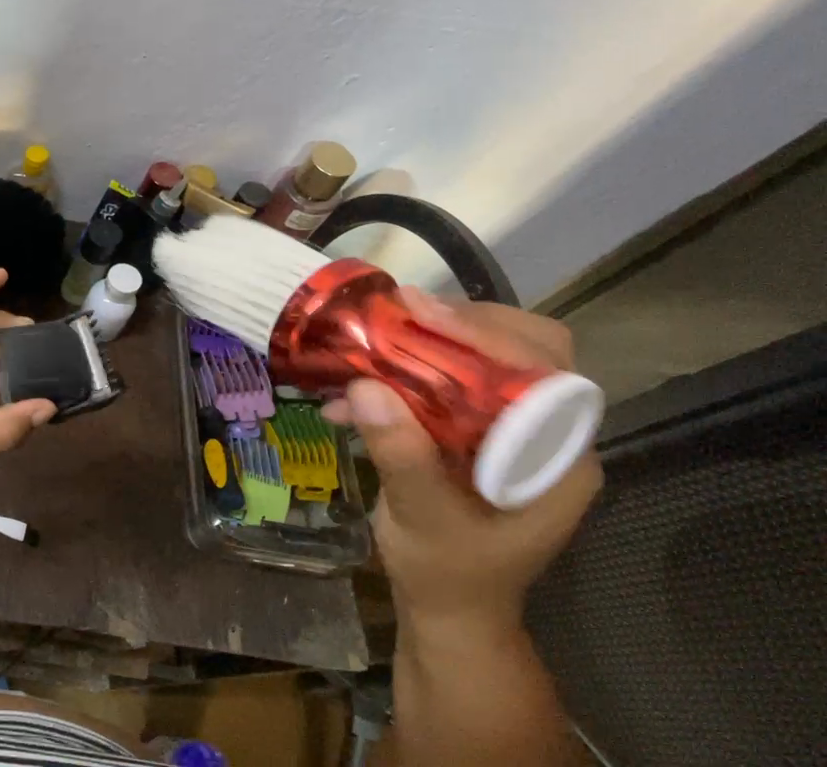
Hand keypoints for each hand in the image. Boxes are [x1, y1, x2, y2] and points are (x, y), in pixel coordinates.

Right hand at [323, 288, 601, 628]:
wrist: (448, 607)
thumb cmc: (448, 572)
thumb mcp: (423, 520)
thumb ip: (403, 456)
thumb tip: (366, 386)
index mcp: (557, 458)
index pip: (544, 373)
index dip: (487, 336)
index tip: (422, 313)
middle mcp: (548, 435)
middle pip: (525, 351)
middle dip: (463, 324)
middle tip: (402, 313)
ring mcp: (513, 431)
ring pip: (486, 359)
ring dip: (431, 341)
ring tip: (376, 337)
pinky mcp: (476, 431)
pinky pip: (451, 380)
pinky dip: (409, 368)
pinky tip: (362, 380)